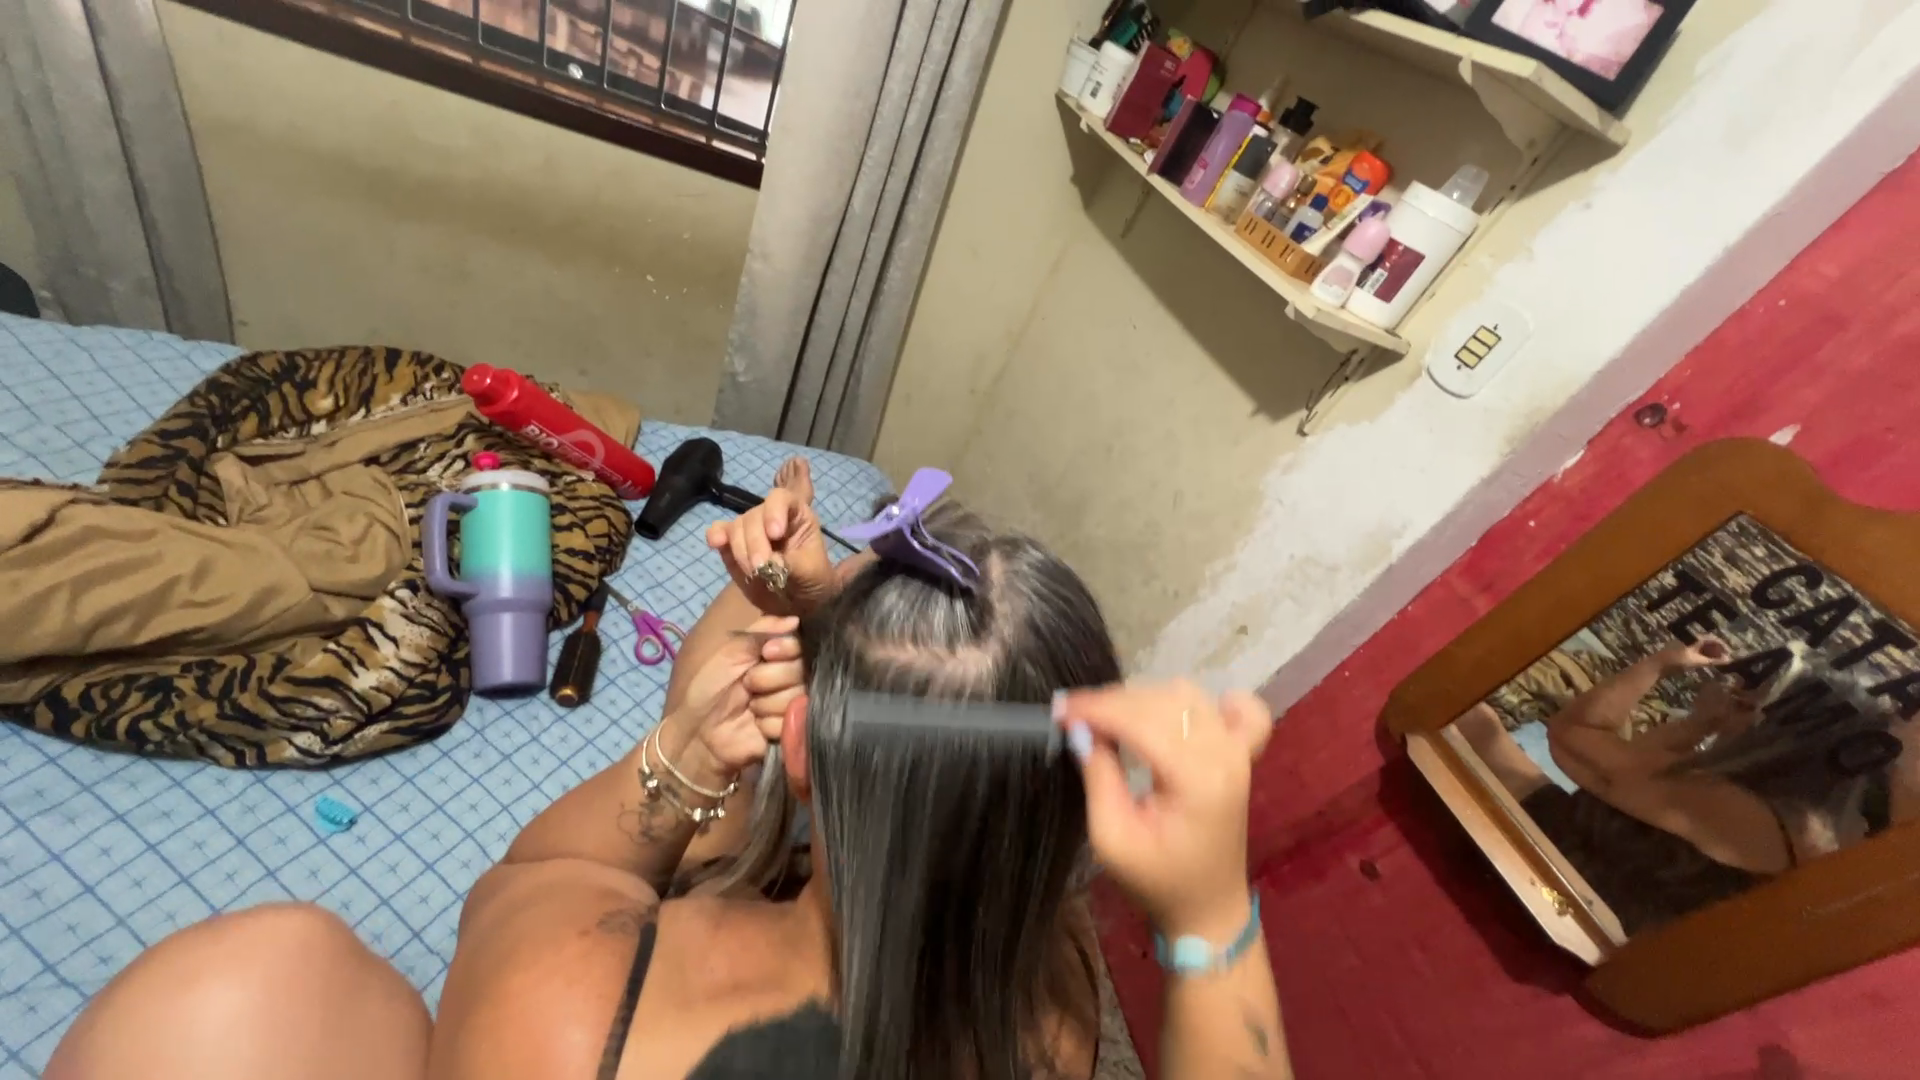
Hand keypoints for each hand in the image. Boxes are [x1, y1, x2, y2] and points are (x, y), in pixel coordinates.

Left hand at [665, 615, 799, 774]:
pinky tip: (756, 725)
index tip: (767, 654)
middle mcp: (790, 676)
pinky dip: (769, 723)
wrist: (696, 733)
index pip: (802, 642)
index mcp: (777, 653)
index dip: (788, 648)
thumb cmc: (709, 686)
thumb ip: (763, 631)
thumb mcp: (730, 650)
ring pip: (798, 696)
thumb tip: (796, 620)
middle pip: (803, 669)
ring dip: (767, 702)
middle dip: (771, 677)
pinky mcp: (792, 729)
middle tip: (748, 686)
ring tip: (750, 707)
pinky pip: (793, 720)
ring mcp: (793, 703)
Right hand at [705, 489, 835, 616]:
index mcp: (797, 515)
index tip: (775, 534)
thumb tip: (768, 562)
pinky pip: (719, 532)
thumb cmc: (813, 581)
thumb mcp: (812, 573)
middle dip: (755, 542)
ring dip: (740, 549)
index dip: (774, 511)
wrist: (798, 602)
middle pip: (754, 515)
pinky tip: (716, 544)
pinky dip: (716, 536)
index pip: (782, 498)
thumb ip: (792, 564)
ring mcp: (750, 531)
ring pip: (736, 526)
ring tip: (753, 572)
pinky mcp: (733, 546)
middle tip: (760, 567)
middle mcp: (771, 517)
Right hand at [1057, 681, 1273, 939]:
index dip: (1097, 708)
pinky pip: (1239, 708)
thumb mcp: (1111, 839)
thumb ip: (1098, 778)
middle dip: (1112, 702)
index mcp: (1197, 781)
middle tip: (1074, 717)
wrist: (1207, 907)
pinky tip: (1180, 710)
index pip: (1142, 721)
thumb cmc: (1156, 880)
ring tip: (1111, 720)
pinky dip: (1210, 701)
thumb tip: (1082, 729)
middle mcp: (1224, 756)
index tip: (1060, 711)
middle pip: (1162, 701)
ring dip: (1144, 699)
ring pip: (1187, 696)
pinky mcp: (1242, 754)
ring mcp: (1238, 752)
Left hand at [1659, 636, 1729, 673]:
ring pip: (1701, 647)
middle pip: (1706, 642)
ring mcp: (1682, 644)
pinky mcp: (1679, 650)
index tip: (1729, 653)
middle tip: (1724, 659)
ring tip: (1717, 661)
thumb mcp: (1697, 661)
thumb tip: (1729, 660)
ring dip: (1710, 653)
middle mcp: (1687, 639)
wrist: (1656, 665)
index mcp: (1691, 638)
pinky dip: (1703, 655)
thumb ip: (1713, 660)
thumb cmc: (1676, 661)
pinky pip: (1695, 650)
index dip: (1722, 645)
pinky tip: (1707, 662)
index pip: (1711, 638)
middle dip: (1717, 650)